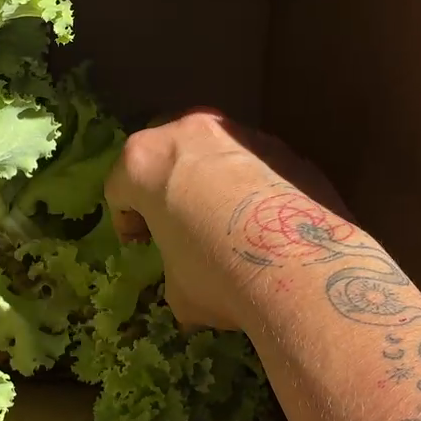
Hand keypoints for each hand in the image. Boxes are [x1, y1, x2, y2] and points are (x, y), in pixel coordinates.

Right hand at [105, 110, 345, 329]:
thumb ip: (173, 270)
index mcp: (144, 161)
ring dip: (211, 181)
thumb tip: (189, 286)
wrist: (301, 267)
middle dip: (168, 187)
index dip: (127, 219)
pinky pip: (255, 164)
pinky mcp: (285, 147)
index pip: (119, 187)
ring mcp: (240, 133)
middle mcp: (188, 132)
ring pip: (213, 153)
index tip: (141, 242)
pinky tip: (263, 223)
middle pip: (165, 155)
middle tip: (178, 224)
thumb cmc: (216, 273)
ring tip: (226, 222)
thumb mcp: (177, 288)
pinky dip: (251, 186)